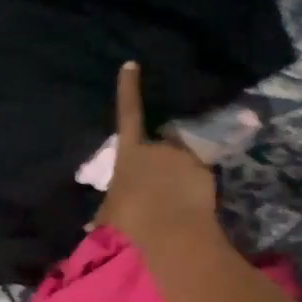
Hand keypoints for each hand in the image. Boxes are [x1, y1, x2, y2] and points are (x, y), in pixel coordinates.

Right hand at [94, 62, 224, 251]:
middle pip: (163, 142)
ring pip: (182, 161)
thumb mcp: (108, 217)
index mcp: (130, 154)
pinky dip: (194, 188)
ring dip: (178, 174)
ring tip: (174, 201)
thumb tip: (92, 227)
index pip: (127, 113)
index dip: (128, 88)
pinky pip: (199, 177)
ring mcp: (187, 159)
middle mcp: (160, 148)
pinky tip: (190, 209)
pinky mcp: (208, 175)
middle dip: (163, 155)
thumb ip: (107, 212)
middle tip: (158, 183)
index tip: (132, 64)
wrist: (173, 236)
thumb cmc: (130, 223)